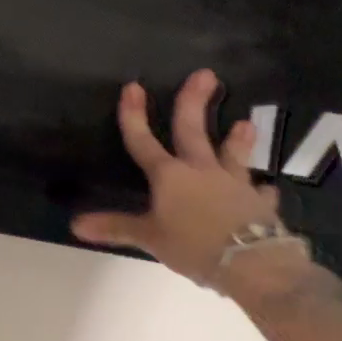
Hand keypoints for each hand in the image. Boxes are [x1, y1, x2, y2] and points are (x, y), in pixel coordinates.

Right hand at [72, 69, 281, 284]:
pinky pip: (260, 193)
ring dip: (238, 140)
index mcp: (168, 175)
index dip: (134, 113)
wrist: (257, 266)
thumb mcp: (149, 238)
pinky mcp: (261, 206)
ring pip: (233, 155)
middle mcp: (200, 171)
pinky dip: (262, 190)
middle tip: (205, 74)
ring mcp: (234, 185)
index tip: (133, 86)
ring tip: (246, 123)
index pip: (142, 139)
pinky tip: (268, 188)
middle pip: (193, 130)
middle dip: (194, 101)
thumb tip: (74, 224)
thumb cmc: (194, 245)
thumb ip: (115, 227)